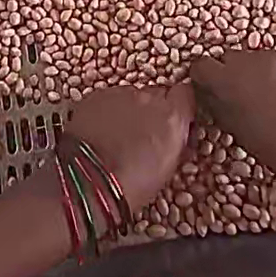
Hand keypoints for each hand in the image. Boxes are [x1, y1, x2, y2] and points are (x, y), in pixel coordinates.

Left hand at [64, 80, 193, 214]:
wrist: (90, 180)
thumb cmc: (133, 183)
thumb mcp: (169, 166)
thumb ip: (176, 140)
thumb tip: (180, 132)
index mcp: (171, 116)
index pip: (186, 93)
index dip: (181, 104)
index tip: (178, 116)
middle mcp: (146, 98)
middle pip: (157, 94)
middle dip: (155, 109)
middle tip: (147, 132)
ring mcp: (119, 94)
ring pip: (132, 96)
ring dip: (130, 110)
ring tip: (120, 135)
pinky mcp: (95, 96)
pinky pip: (109, 99)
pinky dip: (108, 111)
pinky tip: (103, 131)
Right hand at [189, 47, 275, 188]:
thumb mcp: (238, 132)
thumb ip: (219, 106)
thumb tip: (210, 95)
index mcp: (227, 80)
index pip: (201, 66)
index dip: (204, 77)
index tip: (209, 86)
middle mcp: (249, 60)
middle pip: (230, 58)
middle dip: (232, 73)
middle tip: (244, 95)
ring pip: (259, 57)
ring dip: (260, 71)